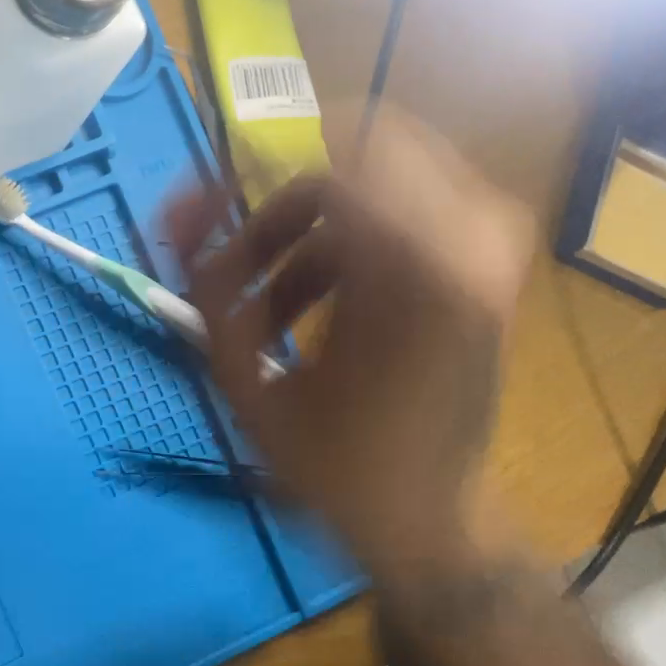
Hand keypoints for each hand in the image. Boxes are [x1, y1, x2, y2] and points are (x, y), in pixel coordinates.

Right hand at [165, 113, 535, 577]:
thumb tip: (178, 221)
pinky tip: (302, 312)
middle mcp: (469, 233)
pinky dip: (335, 247)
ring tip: (259, 312)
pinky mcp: (483, 258)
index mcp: (416, 268)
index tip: (187, 225)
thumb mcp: (251, 390)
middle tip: (224, 263)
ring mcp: (487, 240)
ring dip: (299, 235)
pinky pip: (395, 211)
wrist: (428, 516)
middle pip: (353, 149)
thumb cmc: (336, 469)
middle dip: (272, 202)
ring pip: (371, 179)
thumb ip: (211, 296)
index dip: (239, 184)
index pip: (320, 166)